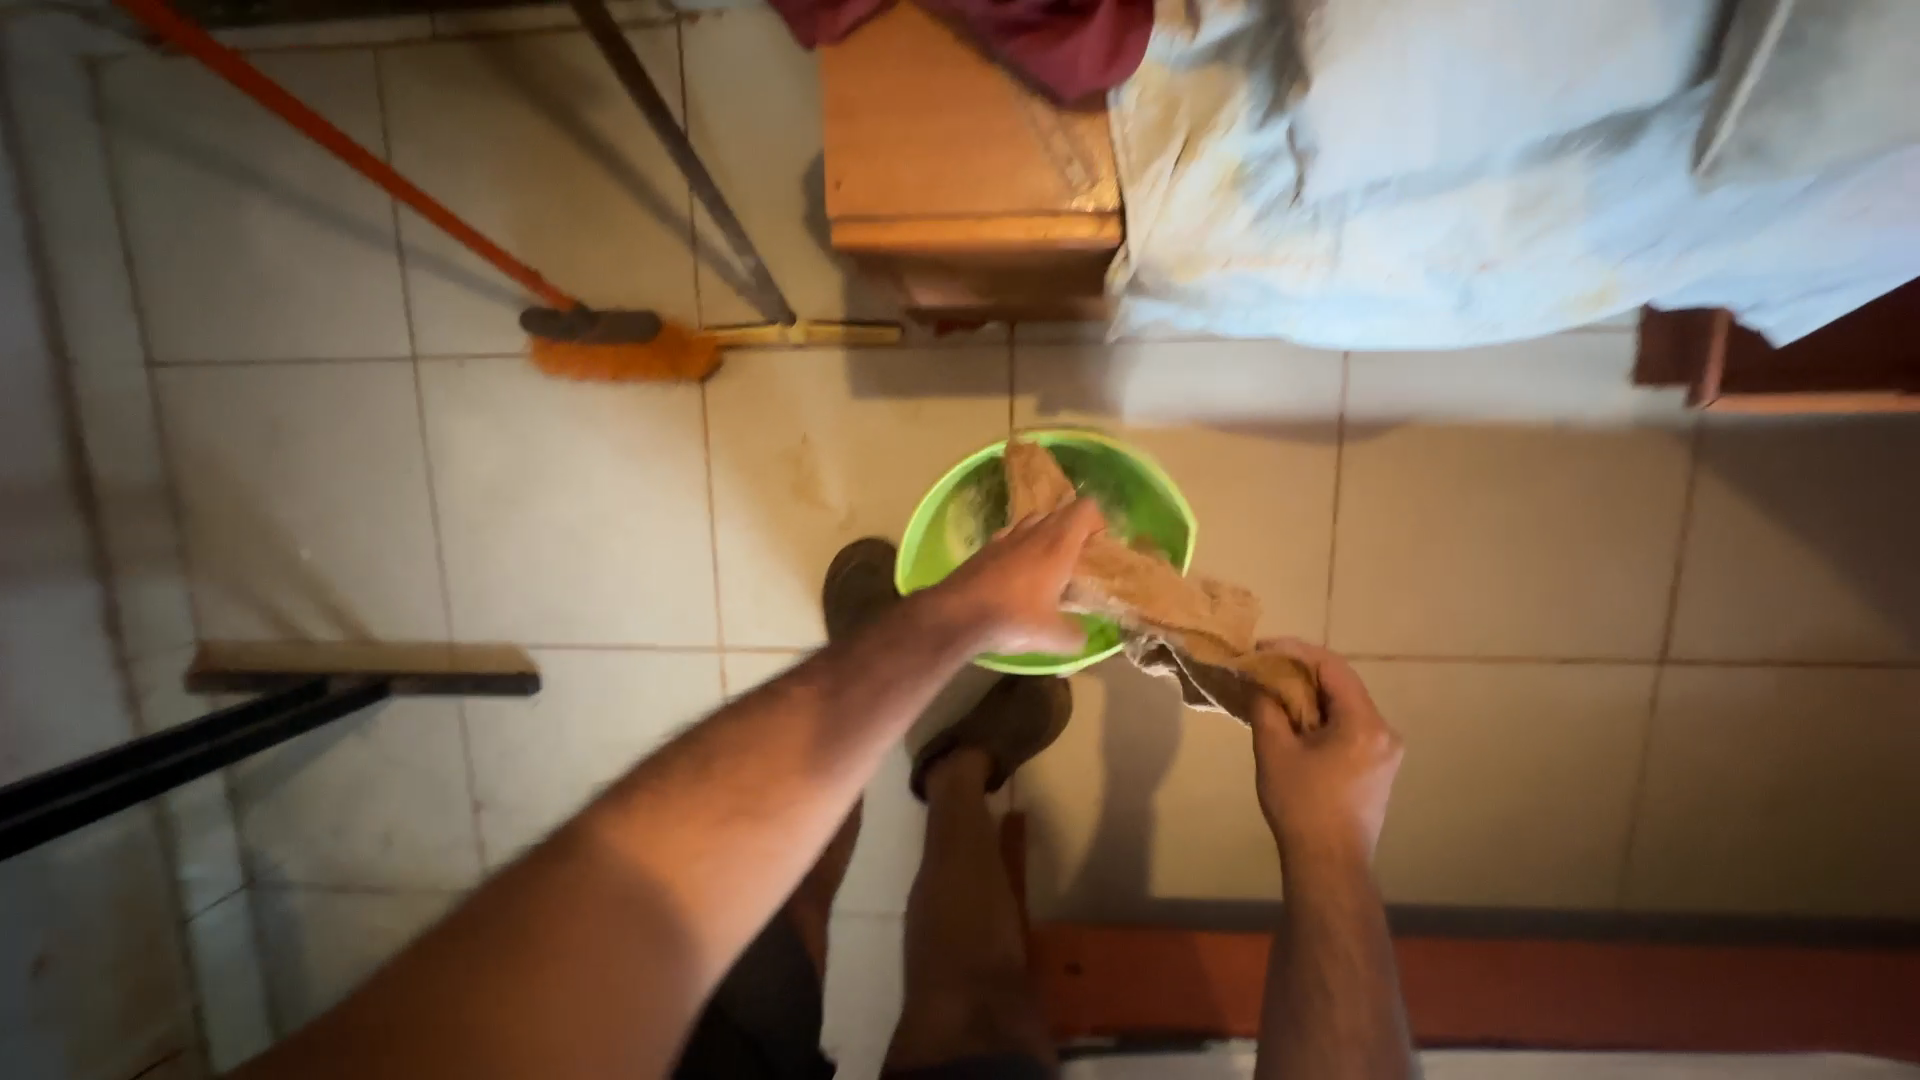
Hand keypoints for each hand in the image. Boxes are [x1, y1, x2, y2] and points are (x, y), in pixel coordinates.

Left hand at [925, 497, 1106, 654]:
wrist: (957, 614)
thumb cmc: (1013, 619)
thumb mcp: (1052, 636)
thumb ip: (1074, 635)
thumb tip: (1081, 637)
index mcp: (1057, 545)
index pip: (1085, 509)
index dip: (1097, 521)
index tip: (1098, 546)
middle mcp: (1033, 533)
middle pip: (1060, 512)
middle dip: (1073, 529)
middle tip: (1077, 559)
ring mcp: (1005, 538)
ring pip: (1033, 521)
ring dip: (1045, 534)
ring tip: (1048, 564)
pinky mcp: (984, 549)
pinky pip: (1010, 536)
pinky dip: (1019, 546)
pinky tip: (1017, 572)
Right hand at [1249, 640, 1401, 862]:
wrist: (1330, 863)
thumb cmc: (1301, 804)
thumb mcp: (1274, 749)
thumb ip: (1267, 706)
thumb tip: (1260, 680)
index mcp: (1365, 724)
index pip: (1332, 667)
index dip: (1295, 651)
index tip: (1262, 649)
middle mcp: (1384, 731)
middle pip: (1342, 684)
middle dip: (1301, 672)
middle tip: (1264, 668)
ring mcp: (1386, 751)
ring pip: (1345, 706)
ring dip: (1310, 695)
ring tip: (1273, 693)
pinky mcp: (1378, 768)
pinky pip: (1349, 726)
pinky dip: (1321, 717)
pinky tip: (1294, 722)